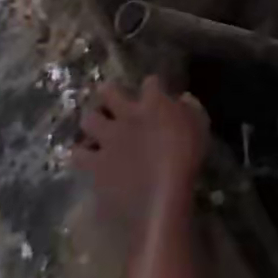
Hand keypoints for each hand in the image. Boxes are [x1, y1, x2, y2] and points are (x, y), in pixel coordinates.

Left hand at [74, 76, 210, 217]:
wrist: (162, 195)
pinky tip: (88, 158)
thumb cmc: (187, 158)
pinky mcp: (95, 164)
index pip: (150, 82)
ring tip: (97, 130)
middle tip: (113, 100)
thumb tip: (182, 99)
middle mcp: (127, 115)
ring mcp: (108, 139)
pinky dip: (81, 154)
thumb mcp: (200, 126)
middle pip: (108, 91)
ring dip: (93, 122)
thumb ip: (190, 108)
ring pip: (88, 120)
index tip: (156, 90)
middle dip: (109, 92)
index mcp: (154, 103)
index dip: (152, 85)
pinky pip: (77, 155)